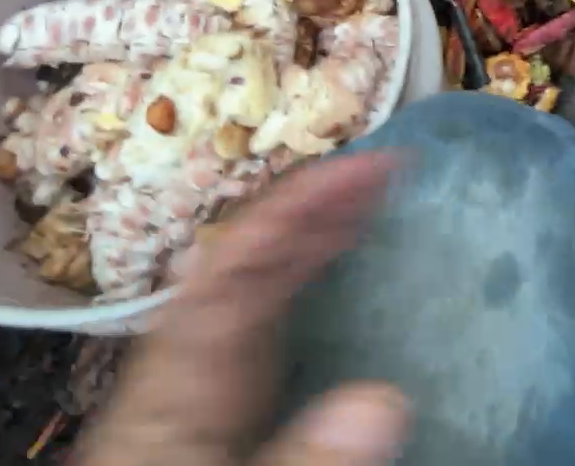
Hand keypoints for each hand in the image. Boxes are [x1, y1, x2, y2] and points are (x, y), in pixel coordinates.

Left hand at [75, 155, 408, 465]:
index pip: (238, 270)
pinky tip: (342, 266)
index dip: (301, 205)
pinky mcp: (220, 406)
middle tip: (391, 168)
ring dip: (313, 230)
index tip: (369, 167)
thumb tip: (387, 398)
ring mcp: (202, 386)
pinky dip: (306, 275)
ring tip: (375, 194)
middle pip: (246, 263)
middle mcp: (189, 371)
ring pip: (254, 283)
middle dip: (315, 203)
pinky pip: (265, 316)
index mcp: (183, 391)